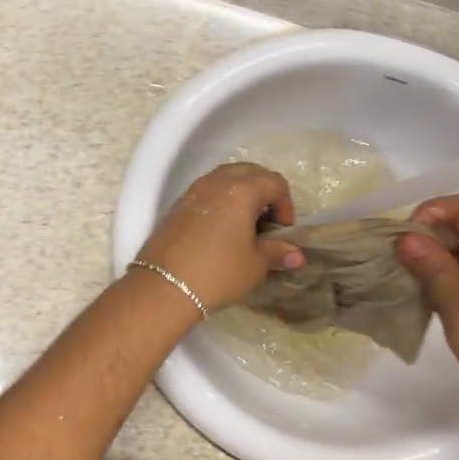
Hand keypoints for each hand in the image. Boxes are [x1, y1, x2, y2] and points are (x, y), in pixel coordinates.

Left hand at [134, 164, 304, 314]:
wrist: (163, 287)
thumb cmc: (217, 273)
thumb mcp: (254, 265)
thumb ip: (277, 253)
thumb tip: (296, 255)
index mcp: (241, 190)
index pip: (274, 182)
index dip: (286, 205)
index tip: (282, 231)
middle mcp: (216, 182)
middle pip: (249, 173)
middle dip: (264, 192)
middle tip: (266, 223)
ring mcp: (192, 191)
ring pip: (225, 179)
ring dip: (240, 195)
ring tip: (244, 227)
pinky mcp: (176, 205)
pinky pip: (206, 192)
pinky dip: (219, 202)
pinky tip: (220, 231)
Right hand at [395, 195, 458, 419]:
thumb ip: (434, 270)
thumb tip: (404, 236)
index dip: (432, 211)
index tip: (404, 237)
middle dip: (423, 233)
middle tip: (393, 257)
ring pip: (455, 252)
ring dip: (425, 256)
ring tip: (399, 275)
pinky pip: (456, 276)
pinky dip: (433, 277)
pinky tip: (415, 294)